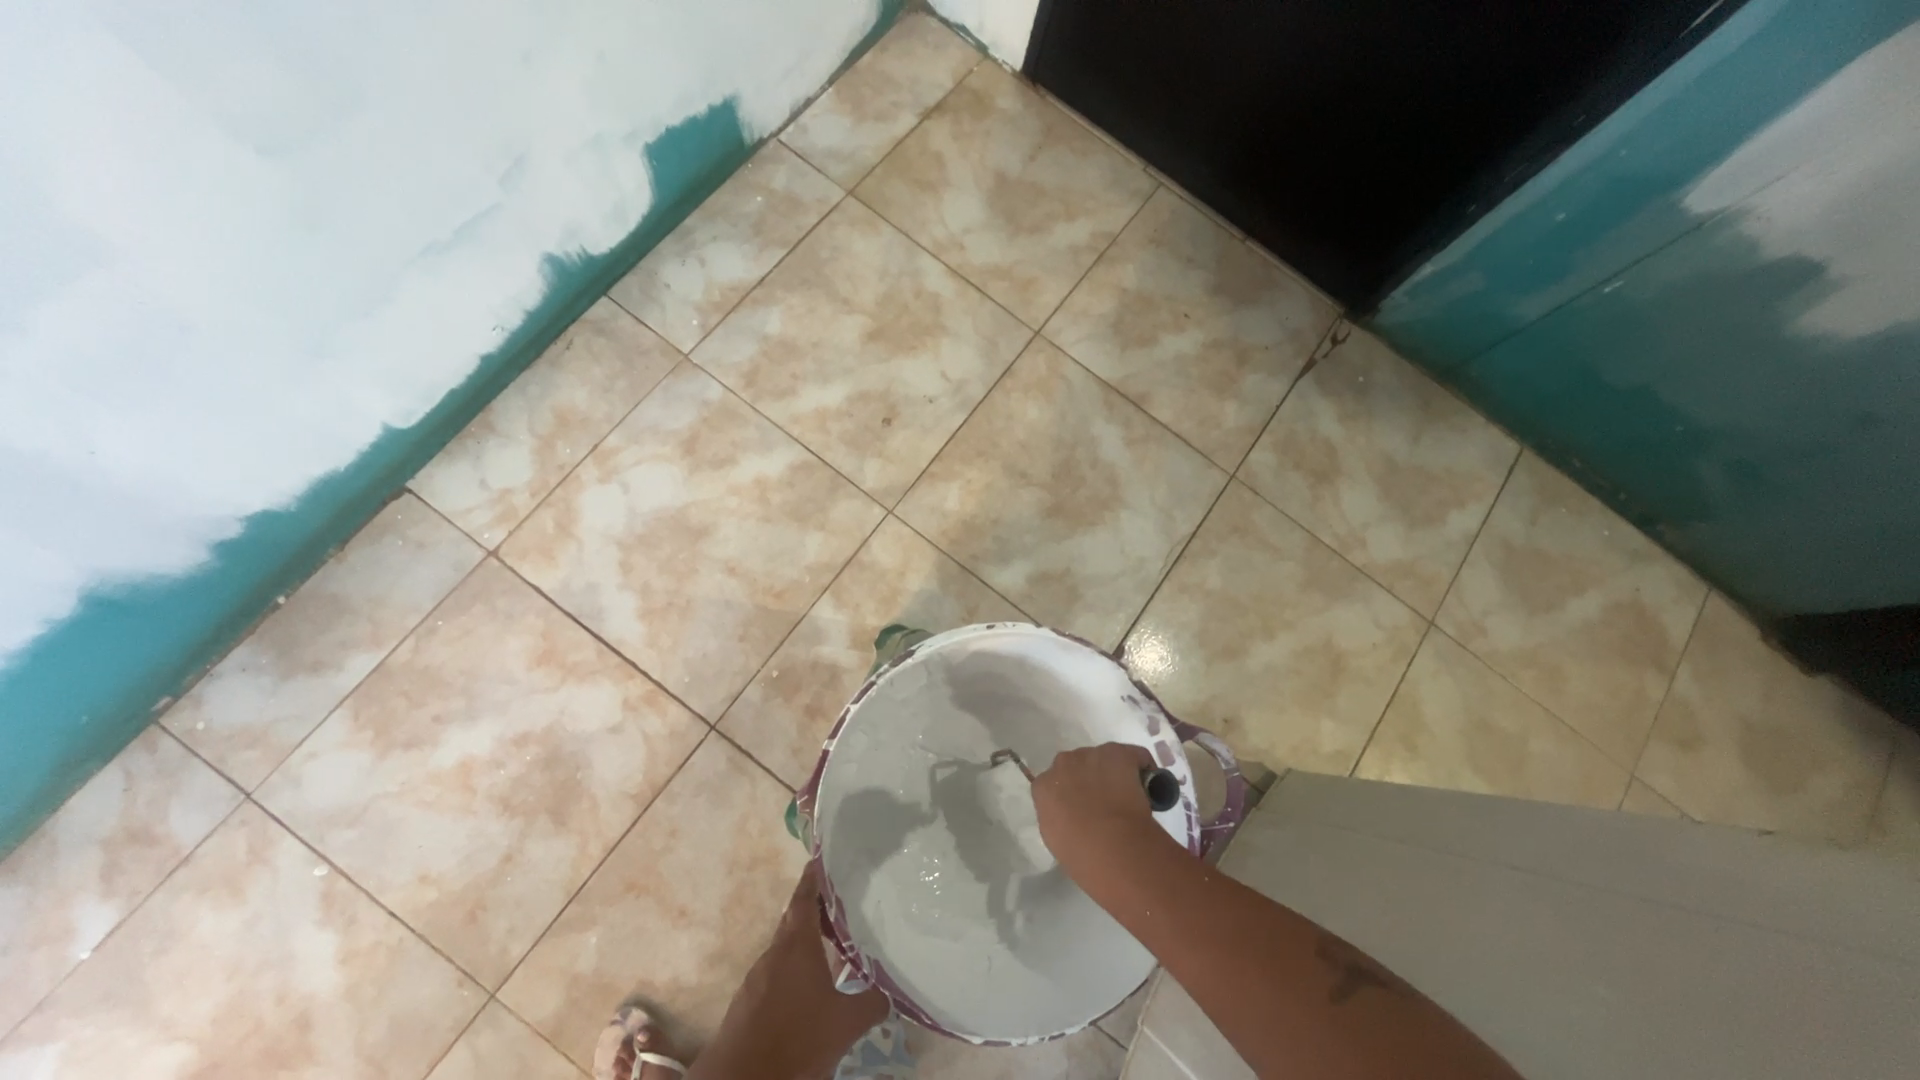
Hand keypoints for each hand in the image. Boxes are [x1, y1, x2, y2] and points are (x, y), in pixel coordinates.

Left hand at [689, 863, 887, 1079]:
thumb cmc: (796, 1041)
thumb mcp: (846, 1024)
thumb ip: (871, 1002)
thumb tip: (889, 991)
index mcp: (796, 946)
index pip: (805, 897)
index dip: (815, 876)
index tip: (825, 857)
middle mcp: (774, 955)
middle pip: (795, 920)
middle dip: (818, 910)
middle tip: (846, 902)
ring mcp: (757, 979)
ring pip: (787, 949)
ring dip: (809, 942)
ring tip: (837, 945)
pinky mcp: (749, 1002)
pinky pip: (778, 972)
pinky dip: (798, 968)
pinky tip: (815, 987)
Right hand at [1031, 743, 1173, 888]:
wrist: (1110, 844)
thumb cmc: (1079, 852)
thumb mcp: (1055, 839)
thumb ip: (1058, 818)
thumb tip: (1070, 815)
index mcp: (1044, 786)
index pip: (1053, 783)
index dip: (1069, 794)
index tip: (1080, 809)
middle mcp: (1065, 763)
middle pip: (1076, 765)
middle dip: (1088, 778)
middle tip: (1103, 801)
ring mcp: (1093, 755)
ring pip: (1103, 759)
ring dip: (1112, 771)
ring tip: (1127, 795)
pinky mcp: (1121, 753)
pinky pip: (1134, 756)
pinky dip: (1141, 767)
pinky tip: (1150, 788)